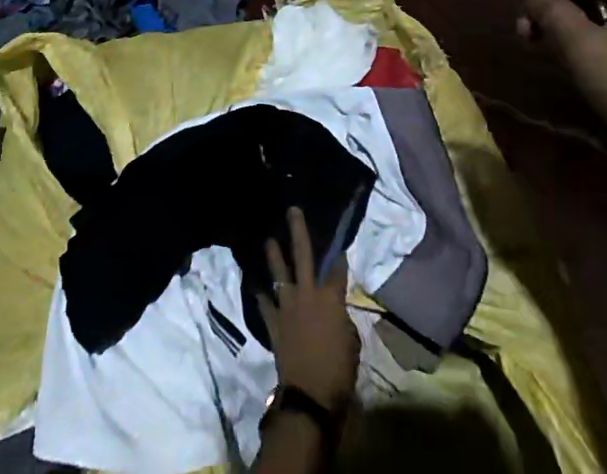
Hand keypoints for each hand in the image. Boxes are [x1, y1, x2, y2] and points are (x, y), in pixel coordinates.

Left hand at [258, 206, 358, 410]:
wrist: (310, 395)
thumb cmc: (339, 368)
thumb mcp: (352, 340)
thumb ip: (342, 318)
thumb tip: (334, 313)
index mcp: (331, 297)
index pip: (337, 267)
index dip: (339, 253)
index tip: (338, 240)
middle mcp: (308, 295)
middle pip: (304, 257)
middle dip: (298, 232)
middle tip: (293, 211)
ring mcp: (287, 308)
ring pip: (280, 275)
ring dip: (274, 256)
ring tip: (268, 239)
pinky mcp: (274, 325)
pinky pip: (265, 305)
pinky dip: (260, 295)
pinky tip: (254, 285)